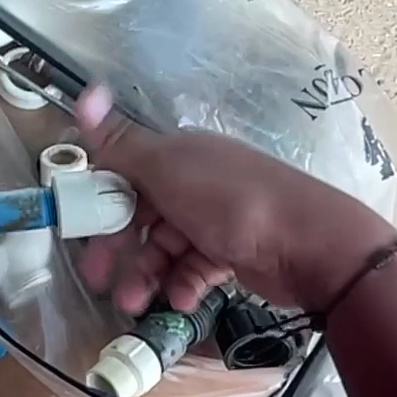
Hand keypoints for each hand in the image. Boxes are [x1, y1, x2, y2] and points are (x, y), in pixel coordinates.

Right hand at [74, 84, 396, 312]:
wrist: (313, 244)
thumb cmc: (230, 201)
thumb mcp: (167, 168)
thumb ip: (121, 143)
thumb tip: (84, 91)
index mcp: (177, 156)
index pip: (124, 178)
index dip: (101, 207)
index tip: (82, 238)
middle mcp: (195, 182)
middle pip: (142, 216)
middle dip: (120, 250)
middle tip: (99, 282)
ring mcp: (215, 218)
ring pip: (166, 247)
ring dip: (147, 275)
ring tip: (137, 305)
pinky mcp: (234, 251)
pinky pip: (196, 267)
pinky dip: (184, 284)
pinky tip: (181, 301)